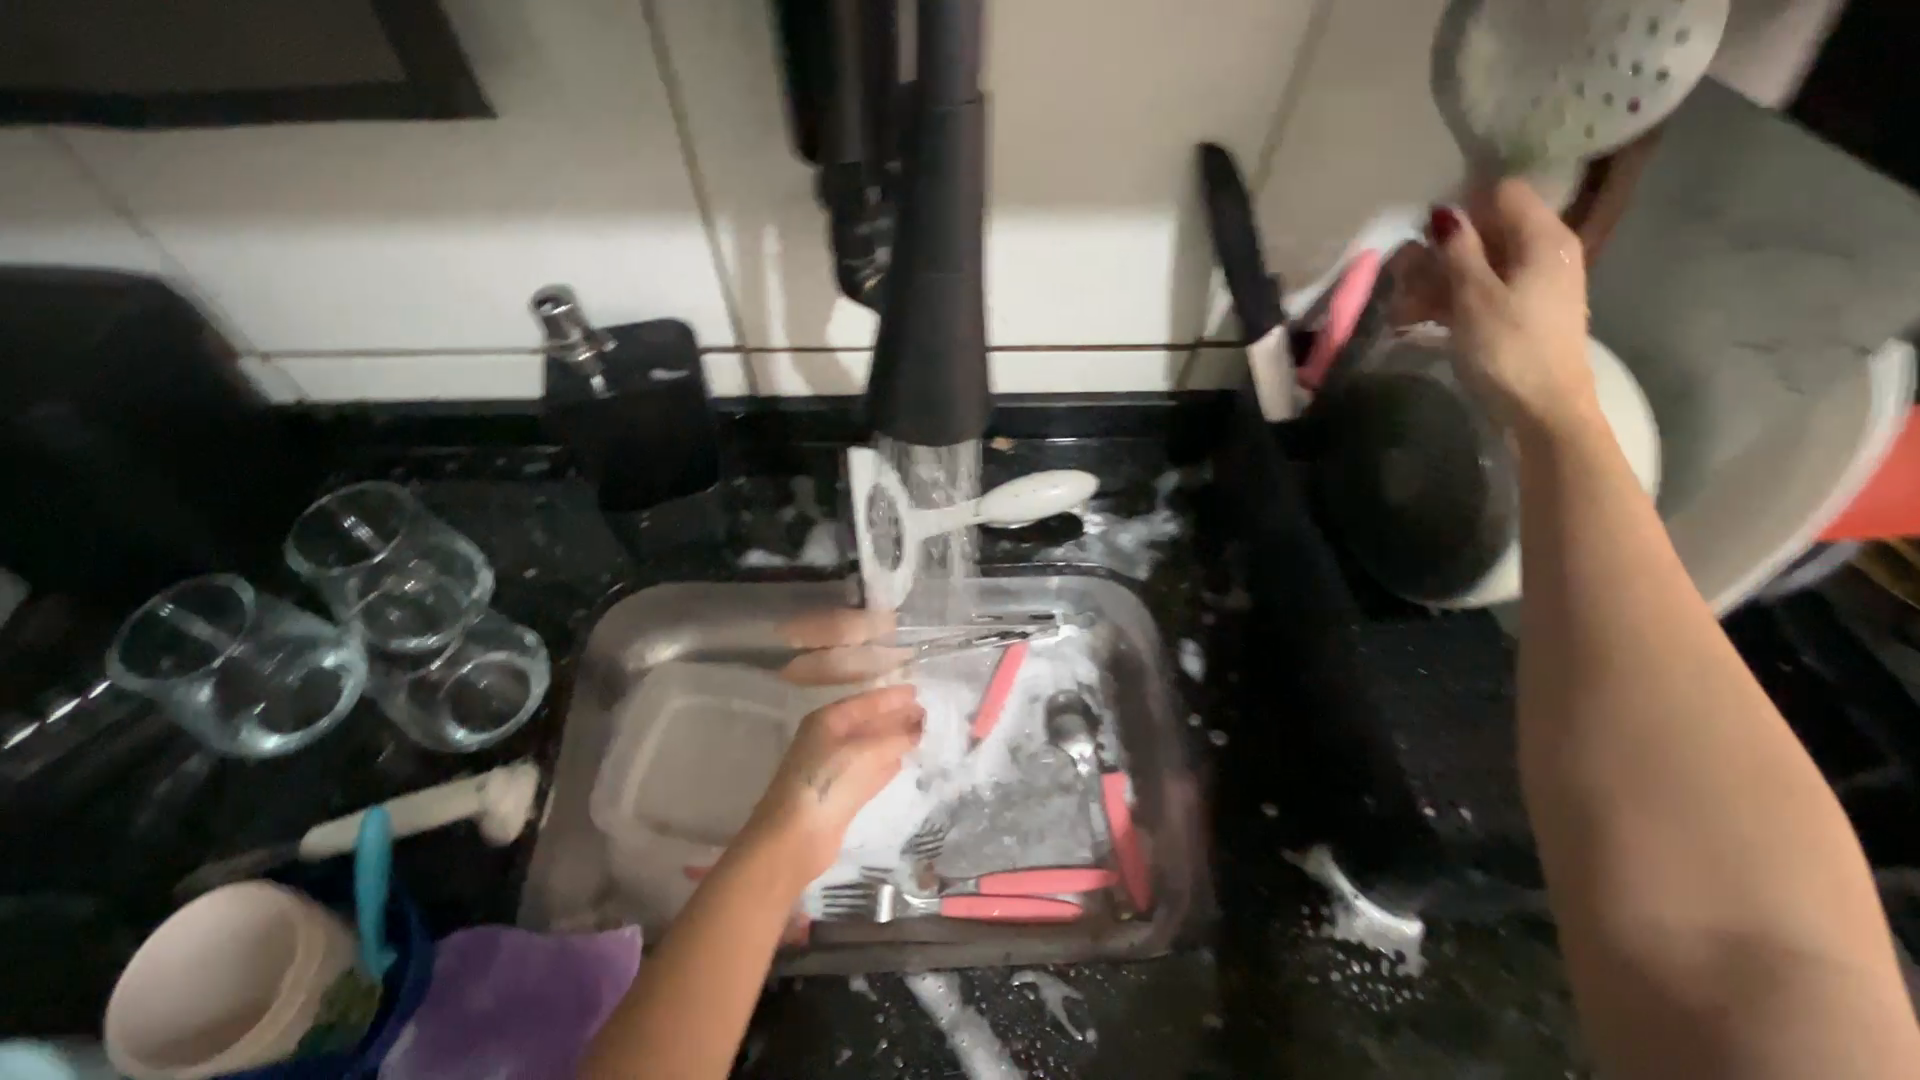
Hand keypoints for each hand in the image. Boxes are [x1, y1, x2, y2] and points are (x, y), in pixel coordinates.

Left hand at [738, 684, 924, 885]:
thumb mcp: (864, 753)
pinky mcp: (840, 794)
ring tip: (922, 733)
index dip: (892, 697)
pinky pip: (869, 771)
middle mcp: (828, 740)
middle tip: (927, 713)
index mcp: (827, 721)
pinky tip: (902, 761)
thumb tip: (921, 727)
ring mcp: (833, 768)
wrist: (794, 837)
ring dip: (894, 741)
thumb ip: (896, 738)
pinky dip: (885, 765)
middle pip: (868, 723)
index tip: (918, 692)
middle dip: (896, 718)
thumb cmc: (826, 783)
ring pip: (870, 747)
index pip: (865, 702)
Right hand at [1421, 179, 1601, 436]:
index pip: (1502, 193)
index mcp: (1543, 238)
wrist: (1544, 411)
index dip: (1462, 206)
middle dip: (1440, 250)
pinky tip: (1414, 320)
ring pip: (1478, 265)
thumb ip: (1458, 251)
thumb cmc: (1510, 349)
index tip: (1424, 234)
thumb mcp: (1475, 297)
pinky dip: (1450, 301)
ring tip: (1399, 308)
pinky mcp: (1520, 313)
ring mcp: (1533, 284)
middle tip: (1400, 276)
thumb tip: (1445, 213)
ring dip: (1436, 281)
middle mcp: (1543, 252)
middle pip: (1487, 231)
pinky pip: (1482, 292)